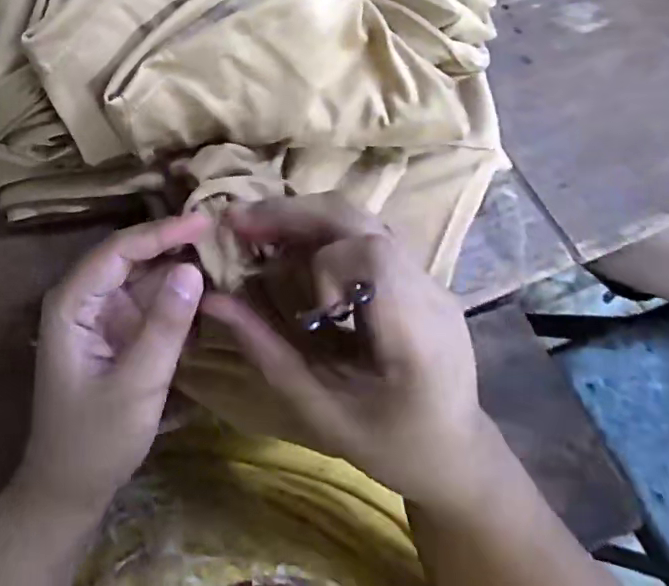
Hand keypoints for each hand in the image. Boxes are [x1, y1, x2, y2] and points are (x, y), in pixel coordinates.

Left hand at [16, 212, 210, 507]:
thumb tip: (192, 270)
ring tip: (222, 251)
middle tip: (220, 231)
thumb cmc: (94, 441)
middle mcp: (84, 298)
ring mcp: (101, 314)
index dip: (161, 232)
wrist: (68, 489)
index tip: (203, 221)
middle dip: (172, 242)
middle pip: (130, 256)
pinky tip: (206, 286)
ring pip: (143, 275)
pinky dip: (176, 295)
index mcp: (72, 303)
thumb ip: (164, 328)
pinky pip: (148, 301)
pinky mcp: (117, 331)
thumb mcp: (136, 387)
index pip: (118, 251)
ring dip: (178, 266)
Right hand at [198, 195, 493, 506]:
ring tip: (258, 232)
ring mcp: (428, 276)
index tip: (306, 305)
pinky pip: (365, 232)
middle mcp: (429, 290)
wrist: (457, 455)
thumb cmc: (391, 446)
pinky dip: (320, 231)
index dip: (326, 262)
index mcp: (416, 333)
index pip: (373, 254)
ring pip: (360, 216)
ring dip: (303, 216)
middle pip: (359, 218)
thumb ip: (267, 350)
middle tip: (240, 223)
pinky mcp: (417, 273)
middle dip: (294, 214)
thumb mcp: (321, 411)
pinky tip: (293, 249)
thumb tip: (211, 301)